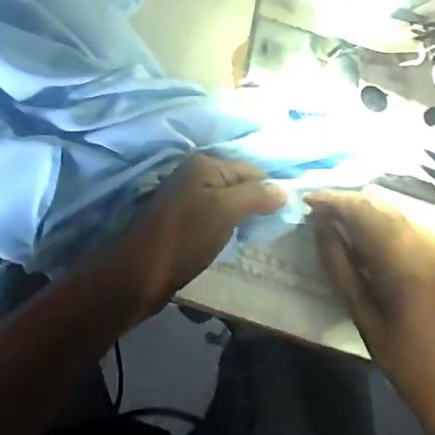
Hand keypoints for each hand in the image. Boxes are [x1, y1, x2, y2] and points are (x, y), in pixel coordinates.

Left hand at [93, 154, 286, 320]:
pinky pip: (216, 214)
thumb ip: (255, 196)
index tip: (291, 214)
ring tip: (263, 234)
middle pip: (239, 183)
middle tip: (280, 226)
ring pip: (228, 200)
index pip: (251, 170)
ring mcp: (187, 195)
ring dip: (244, 214)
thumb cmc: (186, 235)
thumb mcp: (225, 210)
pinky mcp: (183, 218)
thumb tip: (285, 188)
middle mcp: (194, 173)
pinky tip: (238, 238)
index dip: (272, 190)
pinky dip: (230, 224)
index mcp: (204, 164)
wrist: (143, 270)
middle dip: (259, 201)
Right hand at [310, 191, 434, 434]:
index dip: (334, 201)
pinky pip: (419, 231)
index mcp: (412, 264)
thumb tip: (320, 224)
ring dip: (371, 215)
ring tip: (343, 225)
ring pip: (402, 216)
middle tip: (321, 211)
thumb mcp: (363, 315)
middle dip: (351, 205)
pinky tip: (376, 242)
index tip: (308, 199)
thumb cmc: (408, 363)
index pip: (366, 212)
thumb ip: (338, 263)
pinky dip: (393, 229)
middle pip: (385, 208)